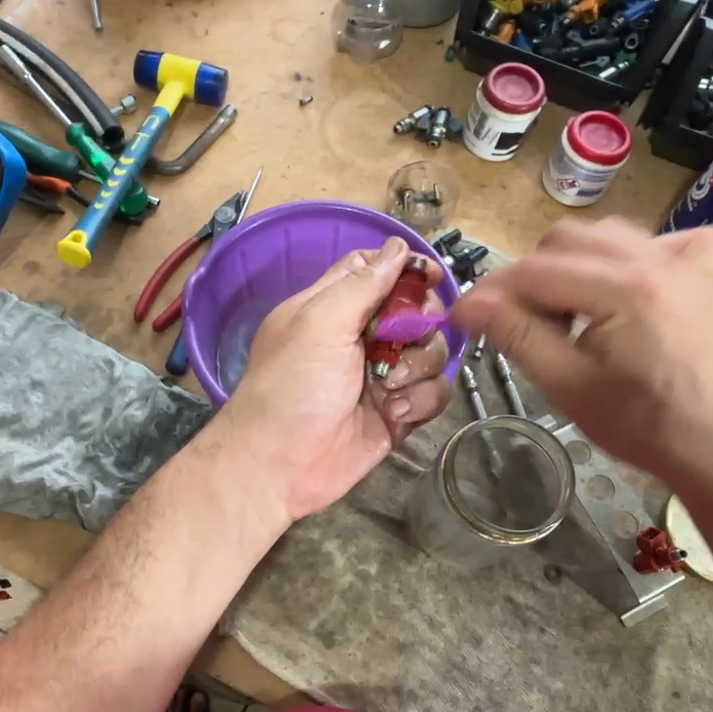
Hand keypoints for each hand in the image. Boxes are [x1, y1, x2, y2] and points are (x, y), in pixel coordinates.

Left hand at [211, 237, 451, 521]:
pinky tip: (396, 413)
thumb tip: (398, 247)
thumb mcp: (319, 322)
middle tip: (410, 334)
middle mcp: (360, 338)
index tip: (428, 274)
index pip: (374, 271)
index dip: (404, 268)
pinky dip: (421, 400)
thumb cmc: (292, 385)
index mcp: (332, 308)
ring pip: (431, 352)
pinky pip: (432, 394)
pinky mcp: (398, 413)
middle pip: (414, 311)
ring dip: (420, 365)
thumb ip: (362, 285)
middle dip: (422, 320)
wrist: (279, 464)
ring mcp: (382, 377)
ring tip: (391, 387)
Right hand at [450, 220, 712, 499]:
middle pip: (564, 240)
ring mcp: (683, 262)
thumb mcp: (569, 386)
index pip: (534, 272)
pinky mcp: (702, 276)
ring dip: (571, 263)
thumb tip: (470, 304)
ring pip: (605, 234)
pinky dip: (629, 256)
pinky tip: (622, 288)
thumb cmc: (644, 427)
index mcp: (622, 288)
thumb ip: (519, 335)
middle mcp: (654, 259)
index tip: (460, 319)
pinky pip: (659, 240)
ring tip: (562, 311)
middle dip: (528, 276)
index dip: (489, 293)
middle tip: (515, 323)